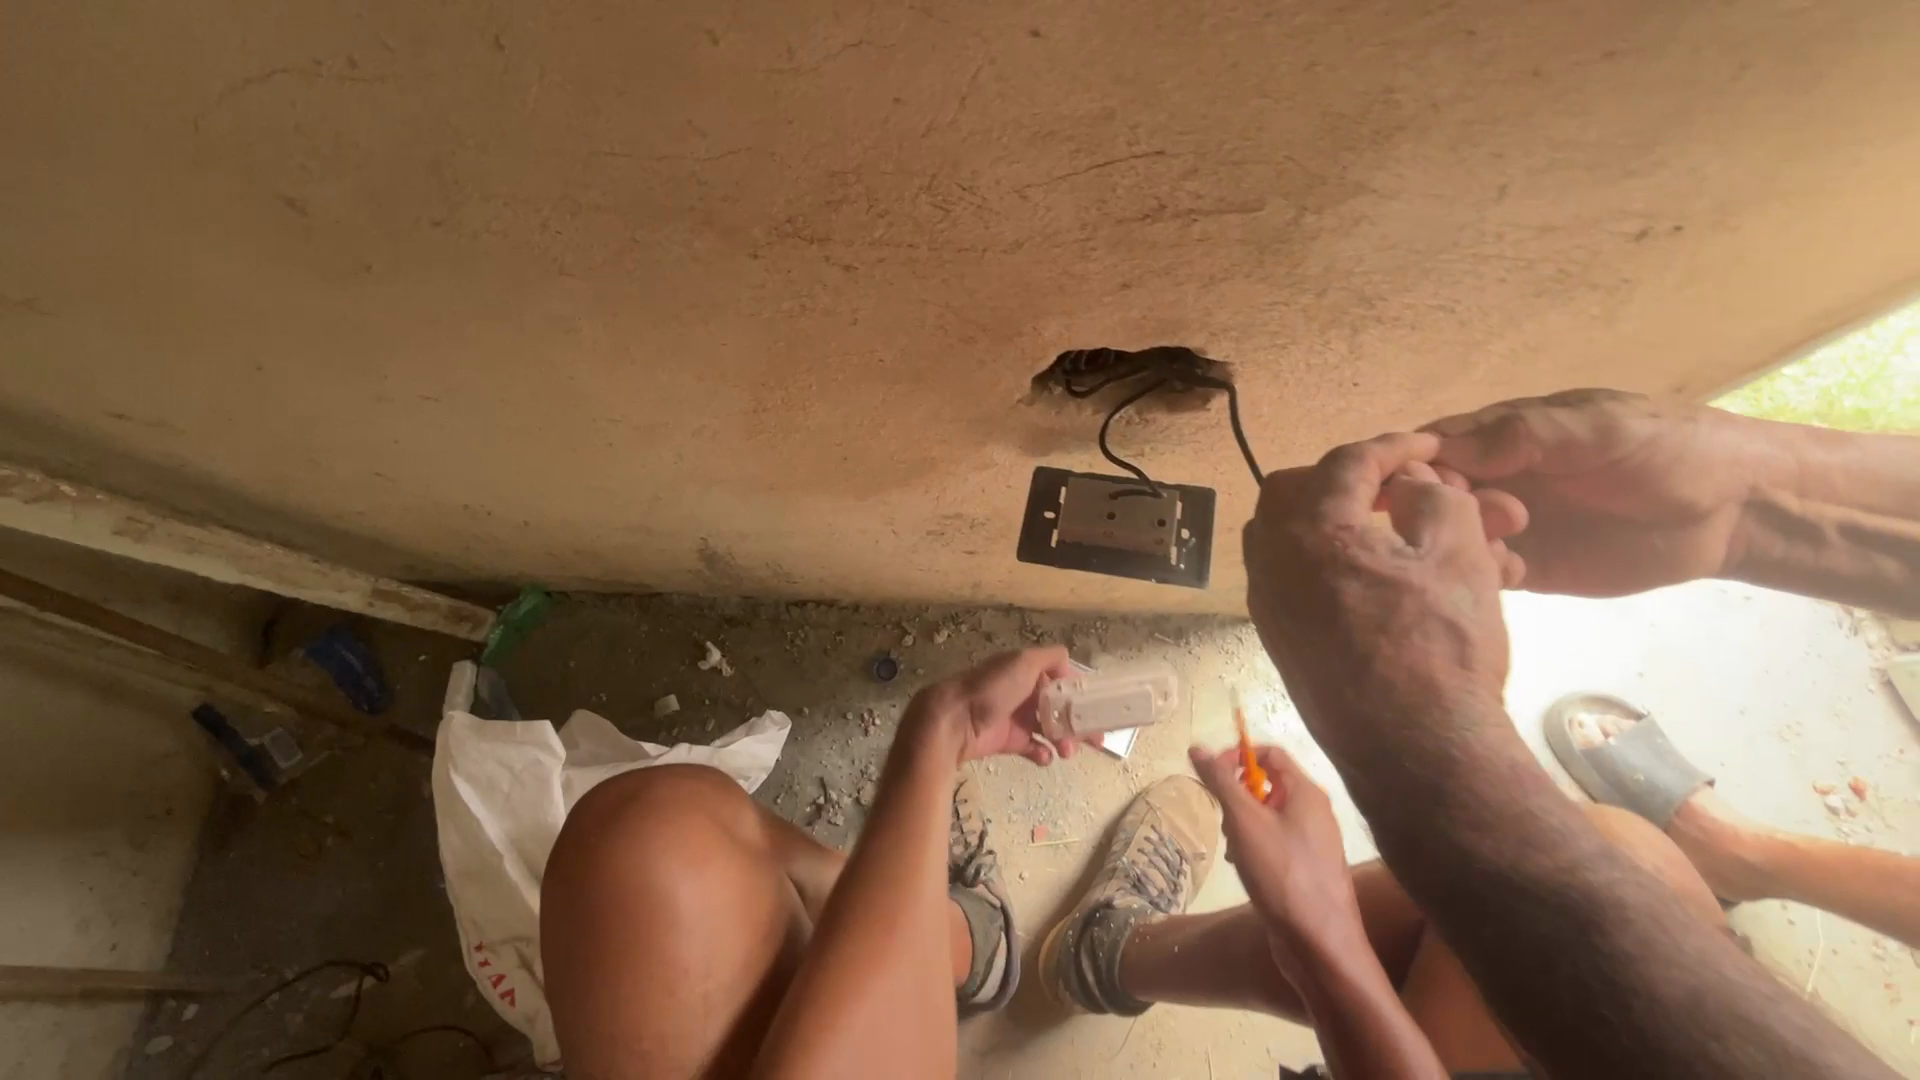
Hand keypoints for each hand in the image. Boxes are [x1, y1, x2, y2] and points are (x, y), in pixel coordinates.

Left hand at [905, 647, 1078, 765]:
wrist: (954, 720)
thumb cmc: (992, 687)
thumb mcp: (1023, 661)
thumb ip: (1050, 657)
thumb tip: (1069, 662)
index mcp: (1026, 671)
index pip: (1060, 680)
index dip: (1079, 694)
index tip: (1097, 709)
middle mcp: (1022, 692)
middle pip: (1059, 707)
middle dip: (1078, 722)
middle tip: (1095, 740)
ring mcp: (1015, 717)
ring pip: (1049, 729)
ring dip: (1064, 740)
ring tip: (1067, 752)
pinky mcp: (1008, 740)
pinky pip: (1032, 748)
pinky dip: (1043, 753)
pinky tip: (1046, 757)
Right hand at [1190, 744, 1366, 982]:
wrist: (1320, 944)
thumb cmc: (1282, 873)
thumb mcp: (1244, 821)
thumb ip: (1220, 781)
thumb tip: (1197, 747)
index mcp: (1306, 793)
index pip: (1269, 753)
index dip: (1237, 757)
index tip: (1211, 776)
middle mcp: (1315, 812)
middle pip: (1267, 784)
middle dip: (1237, 797)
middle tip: (1223, 819)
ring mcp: (1314, 842)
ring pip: (1268, 816)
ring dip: (1242, 825)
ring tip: (1233, 850)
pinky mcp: (1308, 868)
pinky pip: (1275, 842)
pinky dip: (1255, 847)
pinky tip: (1244, 869)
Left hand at [1243, 433, 1513, 769]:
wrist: (1412, 747)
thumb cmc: (1442, 647)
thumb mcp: (1459, 556)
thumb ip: (1434, 498)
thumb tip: (1411, 482)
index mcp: (1311, 530)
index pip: (1346, 464)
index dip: (1393, 448)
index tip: (1427, 447)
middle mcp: (1272, 560)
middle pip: (1292, 491)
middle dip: (1343, 478)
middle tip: (1393, 487)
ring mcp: (1266, 599)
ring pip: (1282, 532)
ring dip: (1327, 518)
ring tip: (1383, 527)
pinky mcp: (1274, 633)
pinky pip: (1285, 573)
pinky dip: (1319, 557)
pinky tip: (1368, 573)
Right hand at [1423, 389, 1764, 595]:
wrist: (1737, 508)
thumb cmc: (1666, 449)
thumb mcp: (1594, 427)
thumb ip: (1519, 434)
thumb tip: (1438, 449)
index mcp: (1495, 437)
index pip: (1427, 448)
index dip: (1412, 464)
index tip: (1427, 481)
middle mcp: (1487, 480)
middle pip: (1424, 494)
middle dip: (1432, 504)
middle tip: (1474, 512)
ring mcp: (1501, 524)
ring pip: (1443, 535)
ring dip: (1455, 540)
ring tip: (1503, 544)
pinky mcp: (1521, 566)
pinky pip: (1477, 571)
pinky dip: (1479, 573)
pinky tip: (1512, 571)